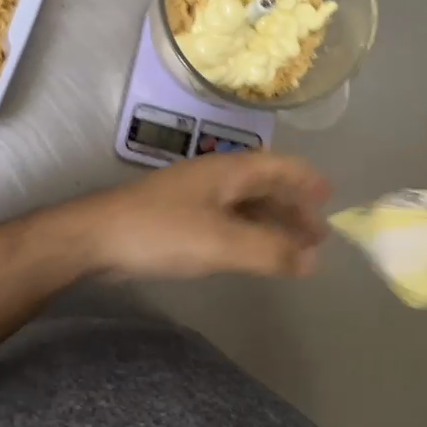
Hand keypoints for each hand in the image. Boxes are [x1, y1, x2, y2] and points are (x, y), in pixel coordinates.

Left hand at [57, 152, 332, 279]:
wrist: (96, 237)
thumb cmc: (161, 232)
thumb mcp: (222, 243)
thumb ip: (270, 251)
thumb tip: (313, 260)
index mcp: (227, 171)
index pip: (278, 166)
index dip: (306, 179)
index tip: (330, 197)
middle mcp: (213, 177)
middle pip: (263, 185)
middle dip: (292, 207)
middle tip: (318, 236)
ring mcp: (192, 196)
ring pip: (244, 204)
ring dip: (271, 222)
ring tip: (294, 249)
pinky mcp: (176, 218)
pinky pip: (225, 219)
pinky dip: (248, 232)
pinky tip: (252, 253)